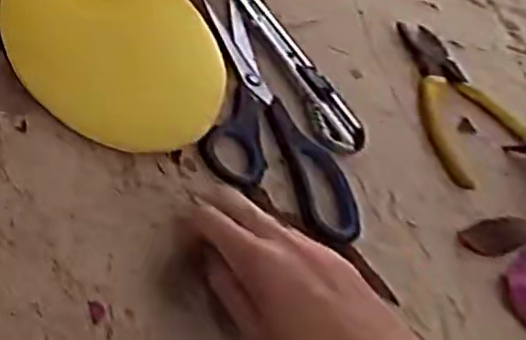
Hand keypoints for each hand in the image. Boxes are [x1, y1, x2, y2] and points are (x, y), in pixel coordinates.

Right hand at [188, 186, 414, 339]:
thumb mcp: (258, 334)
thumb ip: (228, 291)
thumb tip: (211, 261)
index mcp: (258, 257)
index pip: (207, 215)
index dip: (188, 222)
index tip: (181, 238)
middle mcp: (286, 240)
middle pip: (236, 200)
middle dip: (213, 207)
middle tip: (201, 230)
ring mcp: (317, 247)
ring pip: (266, 216)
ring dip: (246, 224)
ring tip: (239, 252)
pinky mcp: (344, 262)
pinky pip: (296, 237)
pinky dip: (277, 241)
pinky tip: (282, 270)